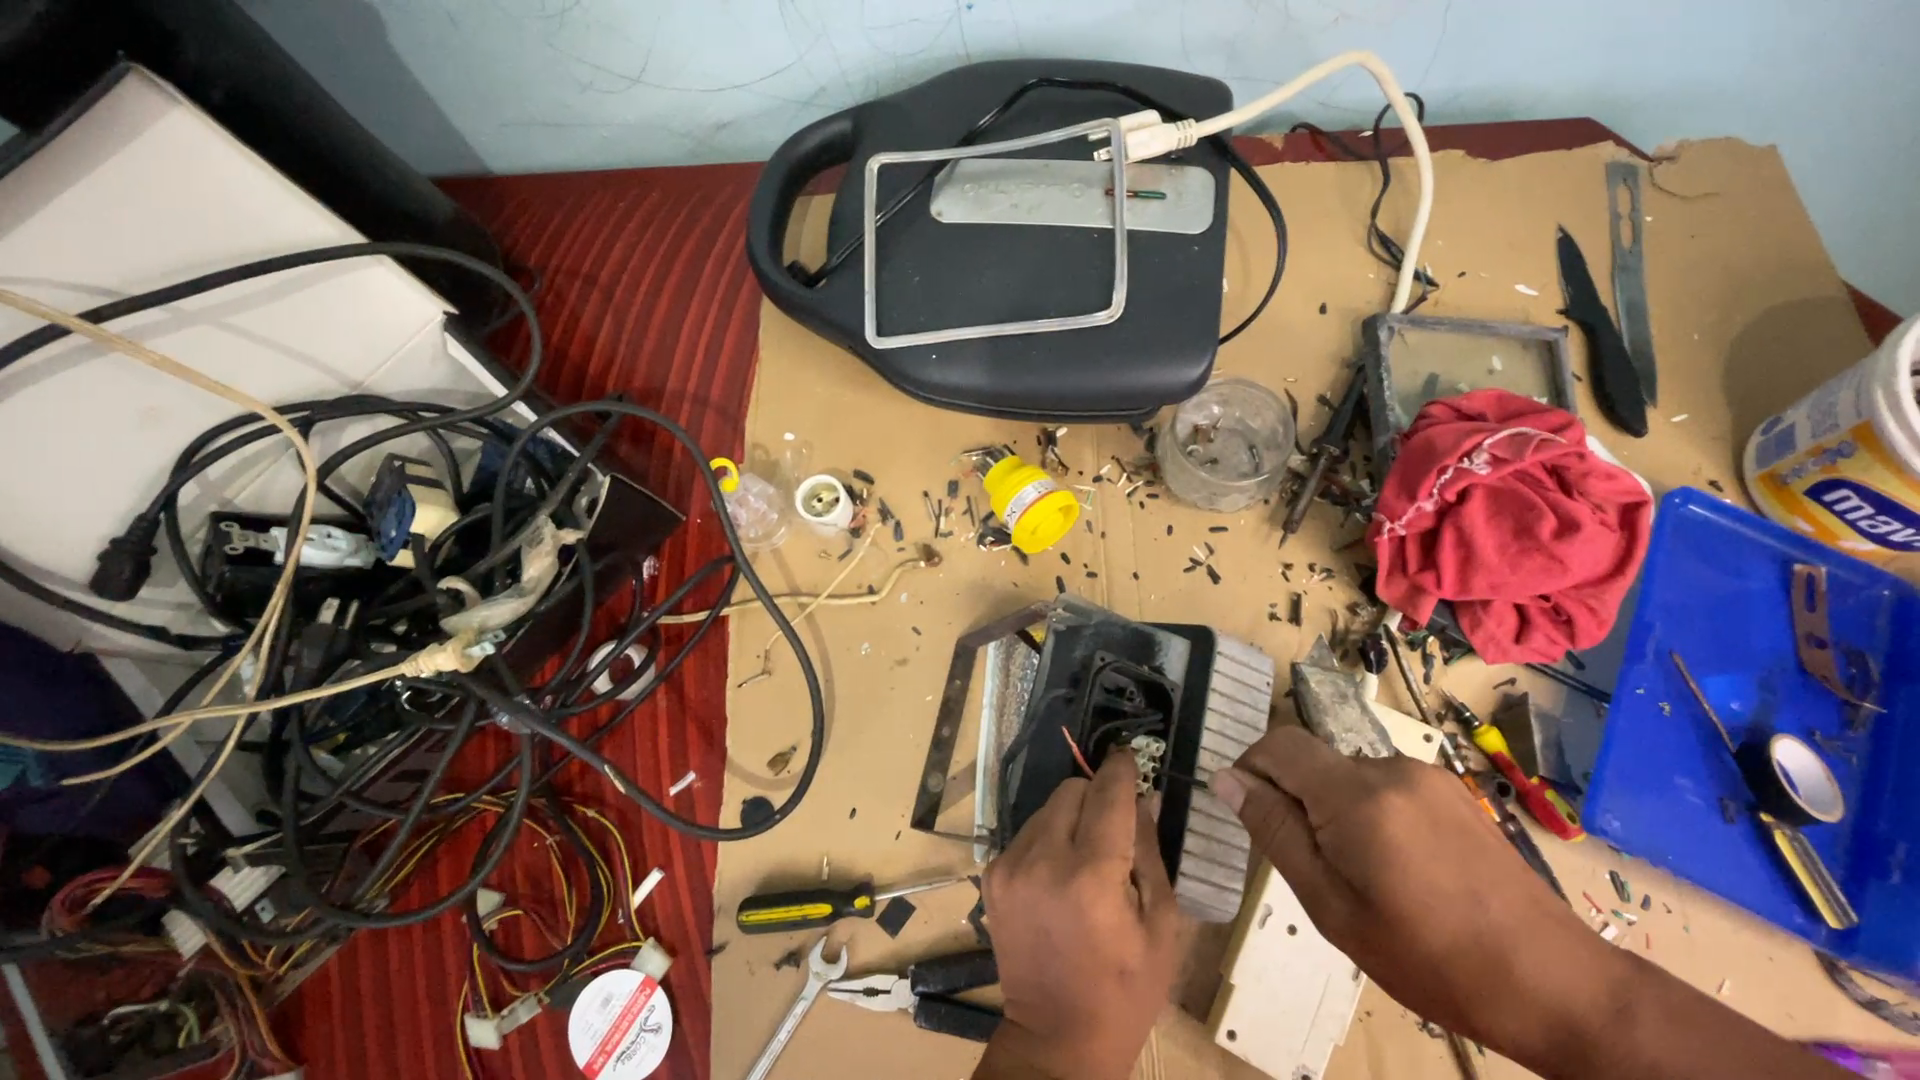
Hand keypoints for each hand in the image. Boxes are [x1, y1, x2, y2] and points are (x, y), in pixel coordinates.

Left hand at [976, 756, 1182, 1079]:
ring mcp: (1009, 866)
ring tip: (1088, 855)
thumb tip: (1143, 798)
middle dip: (1096, 795)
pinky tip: (1061, 873)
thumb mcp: (1160, 925)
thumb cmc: (1124, 989)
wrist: (1057, 1035)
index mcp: (1091, 875)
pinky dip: (1048, 839)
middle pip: (1071, 790)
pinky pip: (1026, 833)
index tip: (1131, 756)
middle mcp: (1042, 859)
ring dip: (1071, 817)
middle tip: (1116, 823)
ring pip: (1046, 808)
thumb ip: (1149, 851)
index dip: (1122, 770)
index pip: (1107, 794)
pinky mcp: (992, 877)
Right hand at [1208, 726, 1609, 1062]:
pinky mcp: (1454, 794)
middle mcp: (1392, 768)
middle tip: (1315, 872)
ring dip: (1335, 812)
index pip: (1279, 745)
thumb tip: (1227, 780)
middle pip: (1314, 762)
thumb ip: (1276, 833)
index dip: (1251, 770)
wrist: (1553, 983)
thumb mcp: (1332, 906)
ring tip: (1365, 880)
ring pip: (1349, 777)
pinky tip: (1401, 872)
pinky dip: (1371, 816)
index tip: (1250, 816)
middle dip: (1297, 802)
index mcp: (1356, 795)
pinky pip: (1387, 788)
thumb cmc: (1429, 958)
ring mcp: (1429, 778)